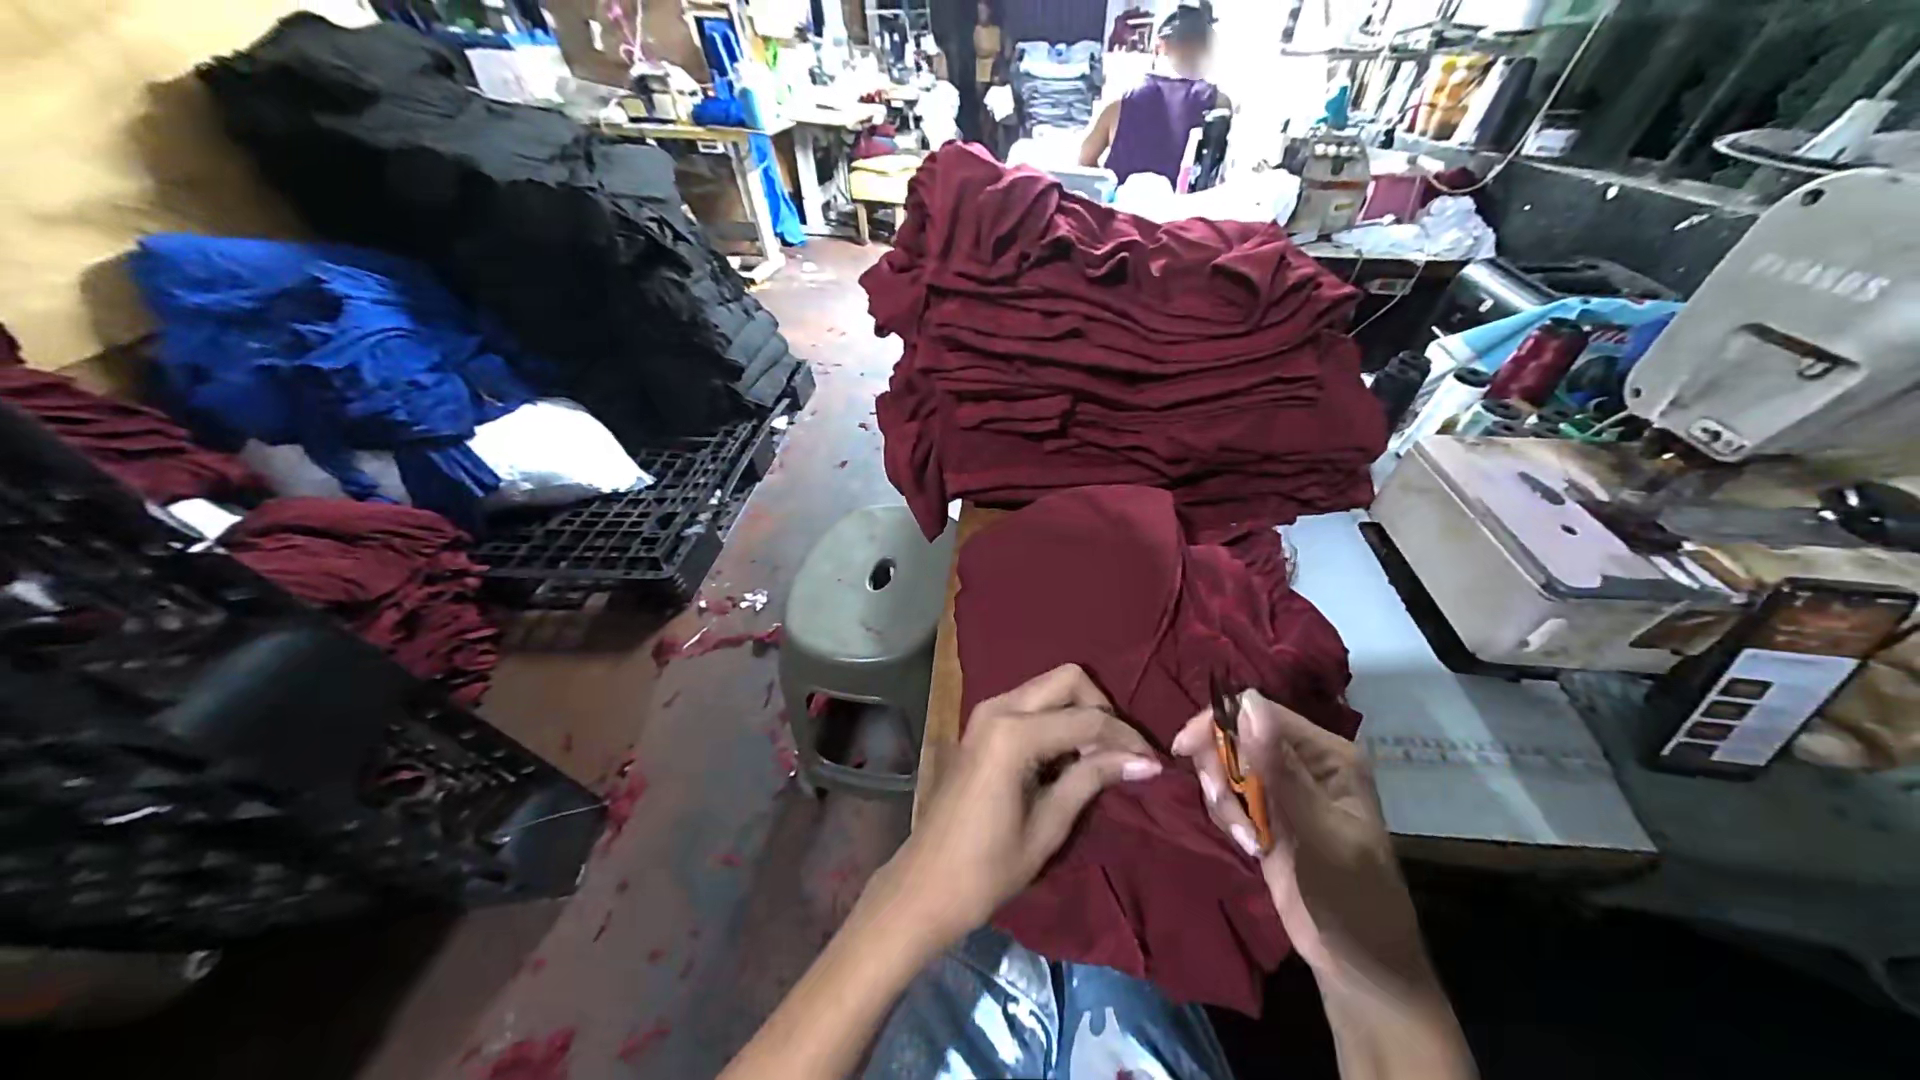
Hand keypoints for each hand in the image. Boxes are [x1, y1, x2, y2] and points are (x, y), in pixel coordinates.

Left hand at [870, 664, 1161, 952]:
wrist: (926, 883)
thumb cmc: (987, 868)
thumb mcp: (1049, 825)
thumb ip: (1092, 778)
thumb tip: (1144, 761)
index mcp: (1012, 735)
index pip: (1087, 719)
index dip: (1126, 738)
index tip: (1153, 764)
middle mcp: (997, 709)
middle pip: (1068, 679)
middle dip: (1101, 709)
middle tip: (1120, 754)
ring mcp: (985, 713)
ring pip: (1049, 686)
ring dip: (1079, 712)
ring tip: (1100, 758)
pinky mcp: (981, 725)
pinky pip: (1030, 703)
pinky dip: (1057, 718)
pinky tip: (1069, 756)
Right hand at [1171, 692, 1435, 1008]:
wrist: (1358, 965)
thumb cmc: (1352, 897)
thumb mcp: (1319, 832)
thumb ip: (1281, 770)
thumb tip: (1247, 705)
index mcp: (1327, 754)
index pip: (1258, 712)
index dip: (1218, 723)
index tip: (1184, 750)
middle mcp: (1303, 762)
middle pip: (1235, 736)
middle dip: (1219, 770)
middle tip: (1223, 809)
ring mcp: (1283, 788)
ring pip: (1226, 766)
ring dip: (1224, 801)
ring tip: (1248, 842)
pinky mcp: (1266, 814)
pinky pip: (1229, 796)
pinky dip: (1228, 818)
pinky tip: (1249, 847)